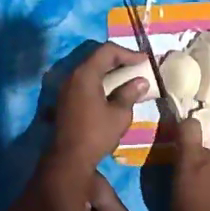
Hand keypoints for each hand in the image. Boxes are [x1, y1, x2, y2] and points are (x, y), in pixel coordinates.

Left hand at [52, 42, 149, 175]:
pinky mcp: (65, 100)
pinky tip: (111, 92)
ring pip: (89, 70)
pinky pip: (84, 82)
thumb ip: (129, 94)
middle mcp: (72, 76)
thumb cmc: (96, 134)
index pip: (107, 51)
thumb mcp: (119, 114)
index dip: (128, 53)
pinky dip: (99, 81)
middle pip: (96, 57)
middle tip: (136, 67)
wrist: (69, 159)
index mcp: (85, 74)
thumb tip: (141, 81)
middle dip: (118, 60)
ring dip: (108, 71)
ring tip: (127, 79)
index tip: (144, 61)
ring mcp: (66, 88)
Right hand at [171, 118, 209, 210]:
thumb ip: (175, 176)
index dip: (185, 129)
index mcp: (193, 160)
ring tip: (206, 198)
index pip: (190, 127)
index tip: (179, 139)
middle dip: (196, 162)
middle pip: (203, 152)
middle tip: (189, 184)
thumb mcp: (172, 200)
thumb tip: (177, 165)